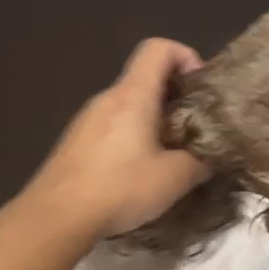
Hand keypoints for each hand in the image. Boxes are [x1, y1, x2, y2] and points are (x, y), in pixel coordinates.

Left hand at [15, 38, 211, 237]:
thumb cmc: (118, 188)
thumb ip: (203, 159)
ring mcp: (87, 119)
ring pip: (131, 103)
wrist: (52, 220)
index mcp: (133, 95)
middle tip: (195, 128)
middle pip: (147, 77)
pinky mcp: (76, 142)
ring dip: (157, 119)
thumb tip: (216, 153)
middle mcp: (108, 98)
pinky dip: (135, 135)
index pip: (159, 48)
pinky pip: (114, 124)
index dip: (187, 57)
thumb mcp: (176, 177)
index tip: (199, 90)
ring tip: (171, 154)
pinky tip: (140, 170)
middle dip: (178, 96)